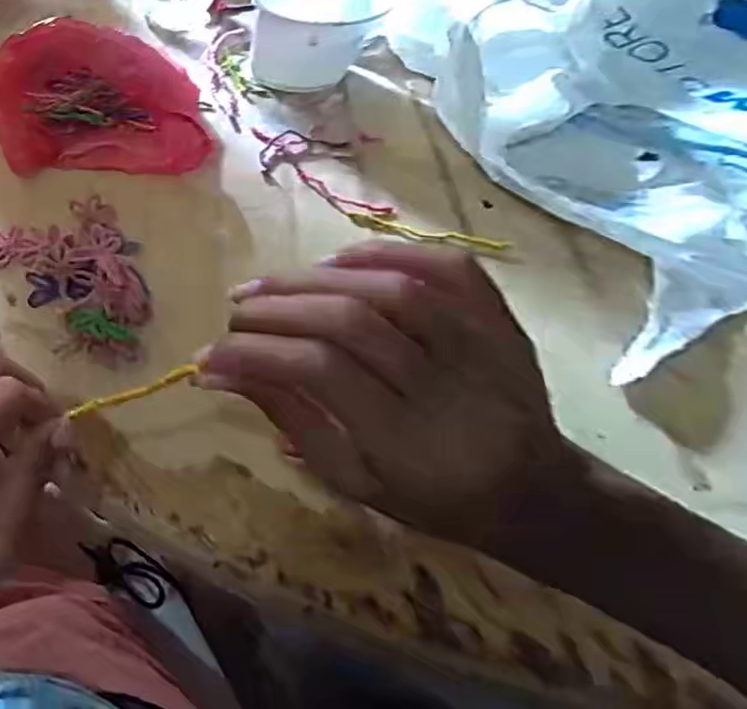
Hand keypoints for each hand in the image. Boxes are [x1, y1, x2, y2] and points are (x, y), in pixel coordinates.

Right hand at [196, 242, 579, 544]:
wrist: (538, 493)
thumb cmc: (429, 494)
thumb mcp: (349, 477)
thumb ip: (285, 414)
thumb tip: (214, 369)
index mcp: (413, 441)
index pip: (319, 371)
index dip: (253, 352)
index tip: (208, 355)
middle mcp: (453, 387)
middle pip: (349, 320)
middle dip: (275, 309)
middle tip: (234, 314)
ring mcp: (485, 346)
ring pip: (389, 287)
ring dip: (313, 278)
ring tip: (268, 288)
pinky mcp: (501, 318)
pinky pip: (442, 264)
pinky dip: (381, 252)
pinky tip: (334, 262)